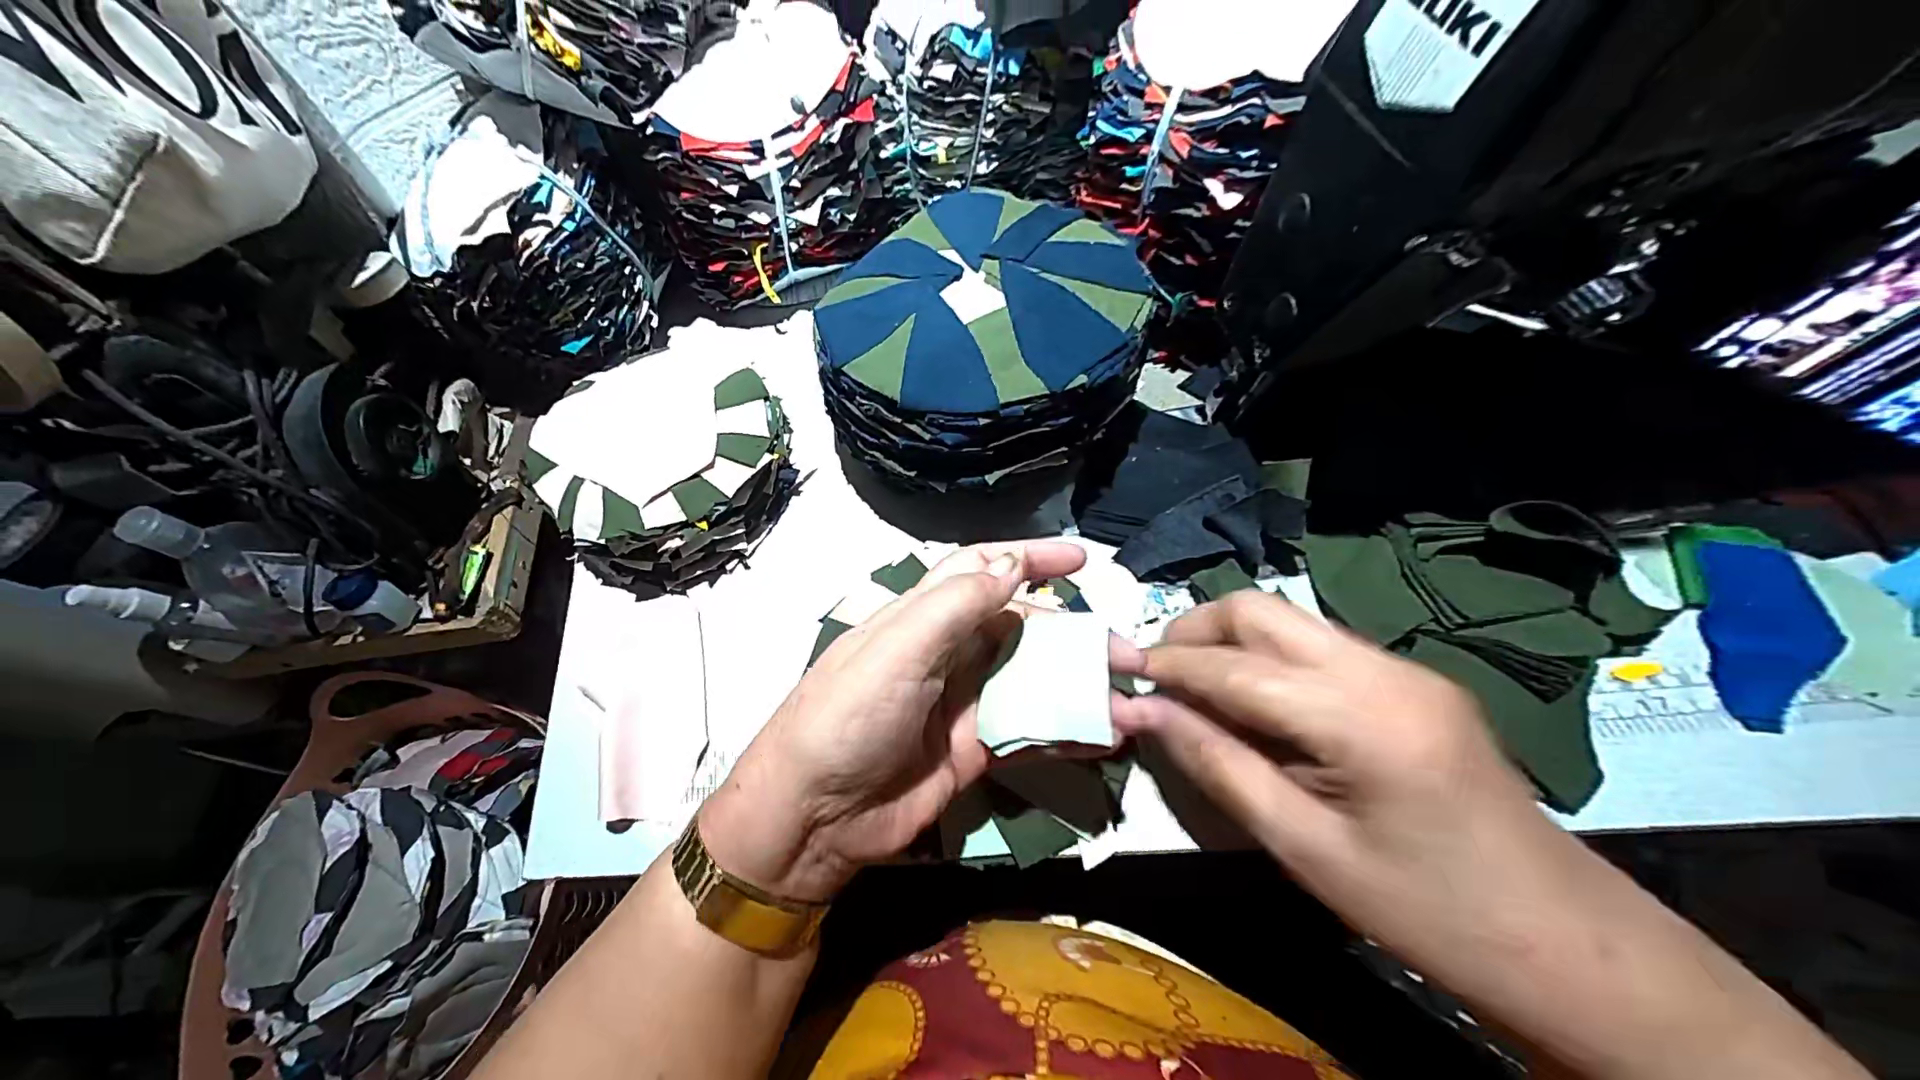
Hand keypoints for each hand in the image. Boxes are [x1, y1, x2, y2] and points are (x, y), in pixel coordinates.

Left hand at [699, 541, 1089, 901]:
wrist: (813, 818)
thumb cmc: (847, 717)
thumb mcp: (897, 650)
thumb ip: (956, 605)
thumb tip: (1013, 564)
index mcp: (923, 617)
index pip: (982, 570)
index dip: (1029, 558)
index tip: (1079, 561)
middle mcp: (948, 653)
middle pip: (1022, 629)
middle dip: (1073, 636)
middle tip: (1126, 655)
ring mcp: (963, 703)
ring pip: (1033, 680)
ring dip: (1079, 686)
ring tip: (1128, 700)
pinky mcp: (974, 750)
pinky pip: (1029, 731)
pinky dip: (1066, 731)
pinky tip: (1105, 738)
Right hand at [1112, 590, 1870, 1079]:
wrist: (1562, 940)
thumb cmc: (1421, 910)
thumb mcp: (1299, 846)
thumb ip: (1214, 764)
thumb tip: (1140, 713)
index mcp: (1359, 716)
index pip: (1233, 666)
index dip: (1166, 667)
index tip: (1116, 673)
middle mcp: (1382, 669)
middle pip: (1261, 609)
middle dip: (1194, 630)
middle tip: (1153, 673)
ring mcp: (1404, 668)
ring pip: (1288, 620)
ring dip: (1228, 641)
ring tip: (1190, 687)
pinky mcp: (1411, 681)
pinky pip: (1317, 646)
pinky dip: (1266, 659)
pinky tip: (1250, 702)